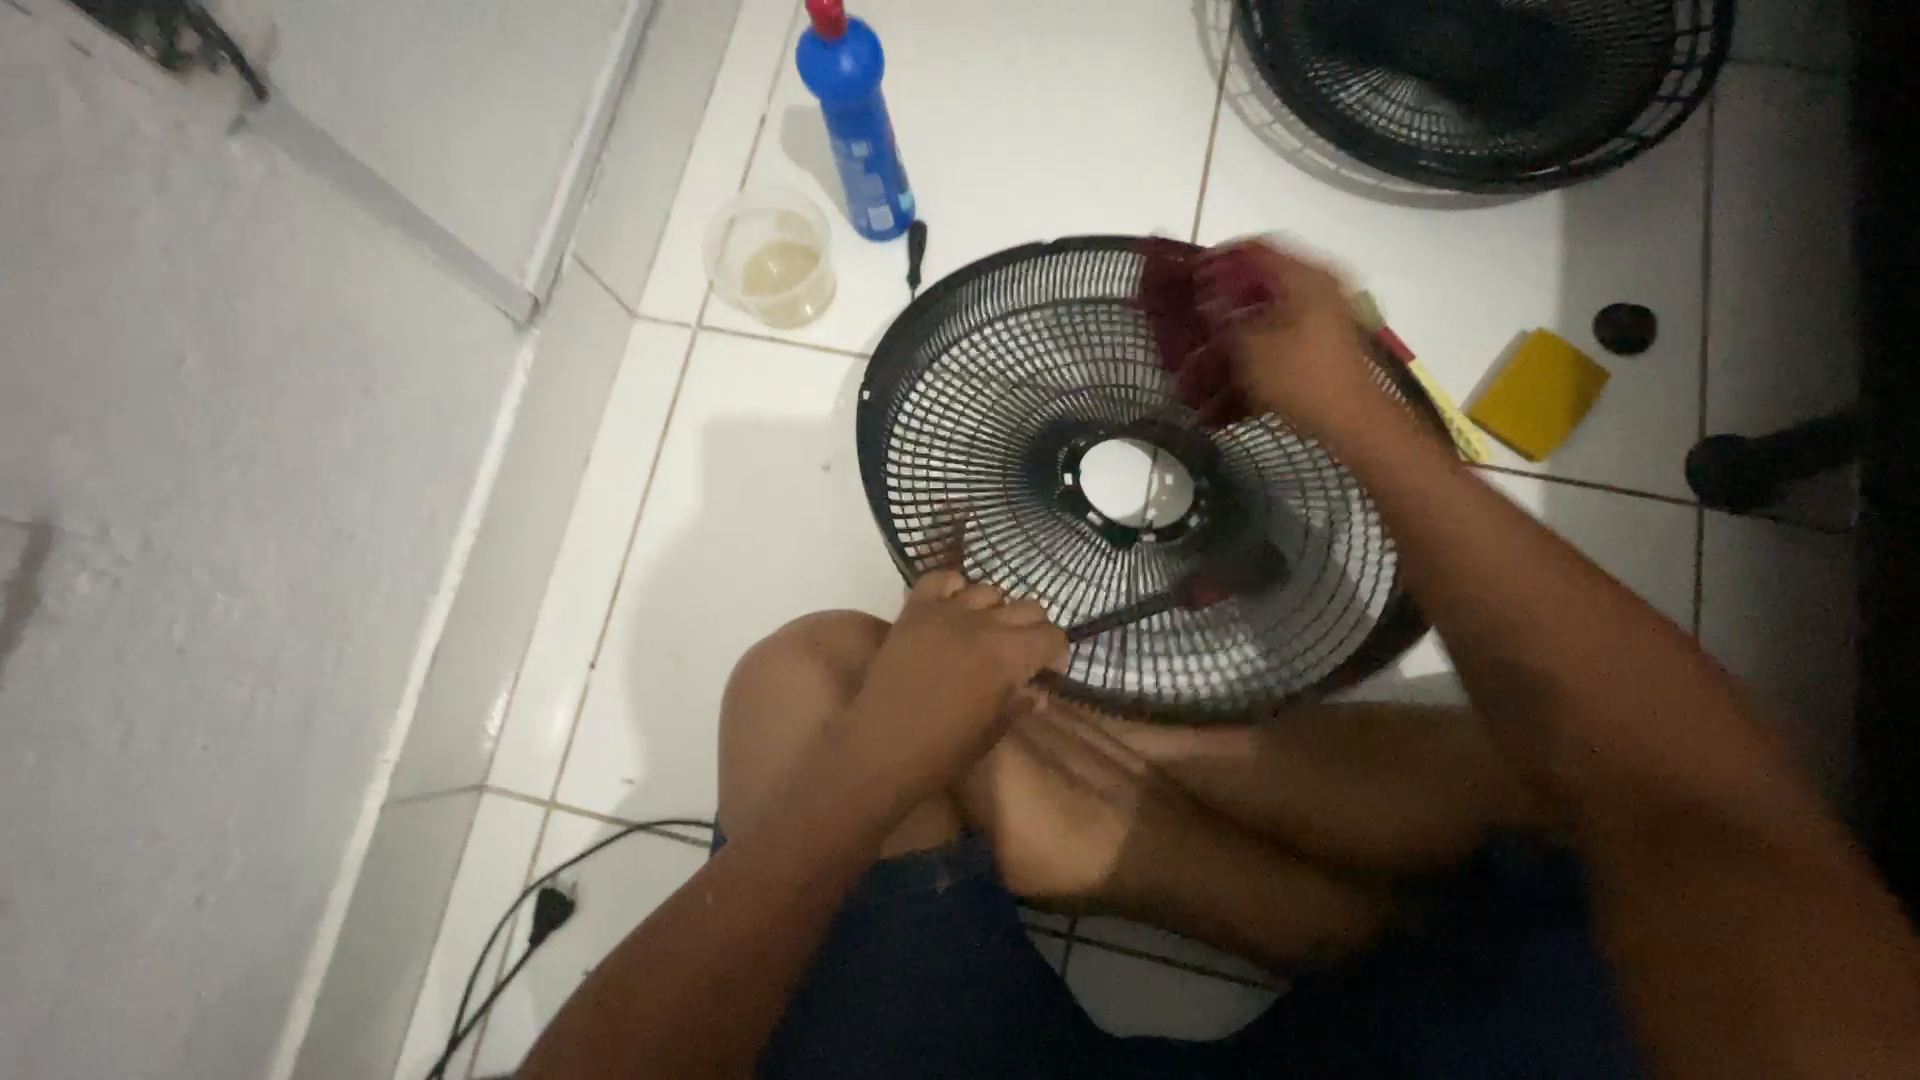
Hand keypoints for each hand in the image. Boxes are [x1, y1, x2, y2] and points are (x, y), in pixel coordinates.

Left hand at [830, 571, 1067, 811]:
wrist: (880, 749)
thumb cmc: (942, 751)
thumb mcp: (992, 731)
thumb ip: (1018, 703)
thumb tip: (1036, 691)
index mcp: (1009, 655)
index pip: (1052, 636)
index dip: (1056, 654)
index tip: (1046, 673)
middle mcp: (983, 624)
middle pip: (1028, 607)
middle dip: (1033, 630)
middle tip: (1021, 654)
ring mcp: (946, 612)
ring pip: (988, 590)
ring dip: (996, 610)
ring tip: (986, 632)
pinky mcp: (914, 611)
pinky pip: (941, 579)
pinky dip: (953, 588)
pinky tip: (954, 609)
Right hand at [1196, 239, 1384, 442]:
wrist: (1353, 420)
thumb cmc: (1300, 377)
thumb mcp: (1251, 347)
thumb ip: (1224, 318)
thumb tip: (1209, 301)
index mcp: (1306, 277)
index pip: (1257, 249)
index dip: (1221, 259)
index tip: (1192, 275)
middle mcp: (1318, 289)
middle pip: (1262, 285)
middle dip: (1225, 303)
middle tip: (1195, 316)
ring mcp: (1324, 319)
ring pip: (1267, 317)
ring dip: (1234, 336)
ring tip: (1202, 360)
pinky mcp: (1322, 348)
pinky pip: (1279, 342)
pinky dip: (1252, 357)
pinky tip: (1225, 385)